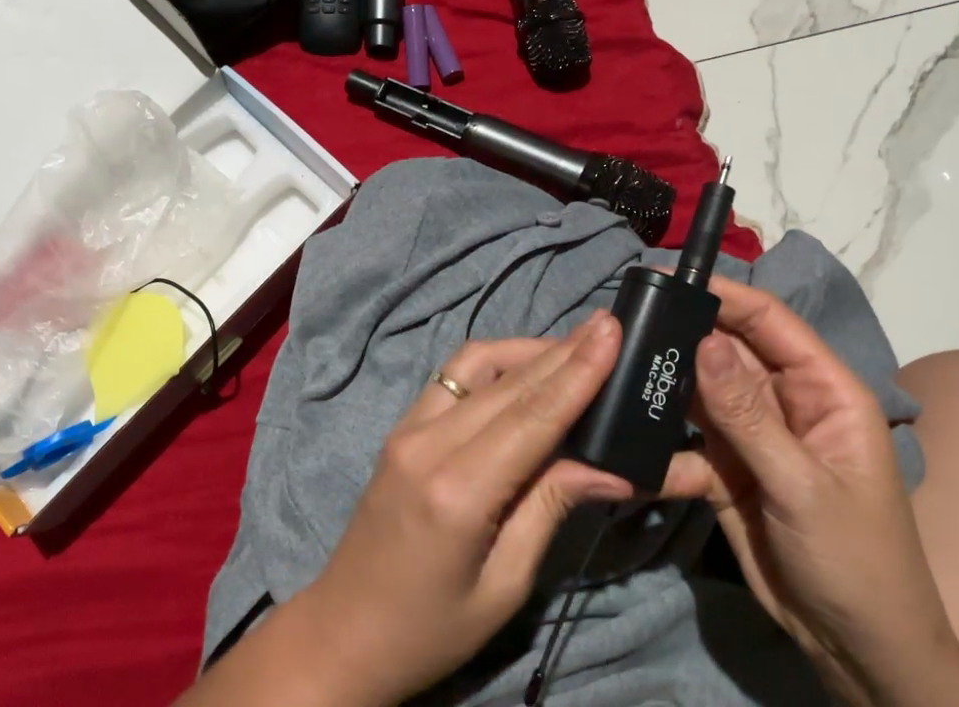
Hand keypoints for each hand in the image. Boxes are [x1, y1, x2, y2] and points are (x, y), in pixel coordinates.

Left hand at [290, 313, 633, 705]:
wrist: (345, 631)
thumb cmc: (432, 627)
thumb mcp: (504, 583)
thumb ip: (549, 508)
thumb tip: (611, 467)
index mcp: (457, 490)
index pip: (532, 416)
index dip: (578, 371)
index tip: (613, 329)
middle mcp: (428, 443)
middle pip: (508, 384)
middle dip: (563, 352)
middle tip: (610, 327)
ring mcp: (407, 430)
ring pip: (474, 366)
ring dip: (527, 351)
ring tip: (577, 347)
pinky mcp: (400, 430)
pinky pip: (451, 379)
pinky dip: (493, 365)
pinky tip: (525, 369)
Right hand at [663, 277, 958, 706]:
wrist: (855, 648)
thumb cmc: (855, 560)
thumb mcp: (803, 486)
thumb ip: (749, 414)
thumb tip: (704, 340)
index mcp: (824, 391)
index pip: (769, 322)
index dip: (723, 294)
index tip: (664, 278)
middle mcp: (784, 402)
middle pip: (725, 350)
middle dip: (681, 333)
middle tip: (620, 322)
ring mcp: (751, 436)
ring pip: (699, 390)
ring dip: (663, 380)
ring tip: (611, 364)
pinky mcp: (723, 469)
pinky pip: (684, 438)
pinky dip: (658, 435)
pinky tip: (625, 427)